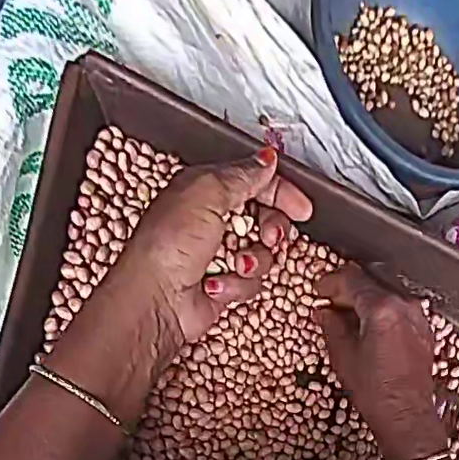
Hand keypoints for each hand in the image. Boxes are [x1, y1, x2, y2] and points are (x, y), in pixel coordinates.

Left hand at [84, 147, 313, 363]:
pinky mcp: (225, 284)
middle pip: (266, 219)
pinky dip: (237, 285)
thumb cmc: (169, 246)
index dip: (281, 193)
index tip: (301, 208)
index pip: (255, 183)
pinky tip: (216, 284)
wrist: (157, 299)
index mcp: (208, 190)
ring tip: (235, 264)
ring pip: (264, 255)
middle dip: (272, 231)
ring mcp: (221, 254)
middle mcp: (215, 220)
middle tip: (268, 237)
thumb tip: (266, 160)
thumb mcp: (207, 193)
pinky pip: (252, 283)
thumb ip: (242, 175)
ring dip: (253, 262)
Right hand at [314, 265, 446, 459]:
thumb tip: (325, 312)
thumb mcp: (343, 357)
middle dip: (349, 286)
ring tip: (348, 312)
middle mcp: (404, 305)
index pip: (352, 280)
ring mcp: (418, 316)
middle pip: (373, 278)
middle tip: (330, 298)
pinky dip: (382, 308)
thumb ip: (332, 327)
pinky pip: (400, 307)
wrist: (405, 416)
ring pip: (388, 290)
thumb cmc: (376, 393)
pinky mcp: (423, 330)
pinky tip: (368, 324)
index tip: (319, 289)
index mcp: (382, 308)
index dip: (331, 282)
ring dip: (366, 296)